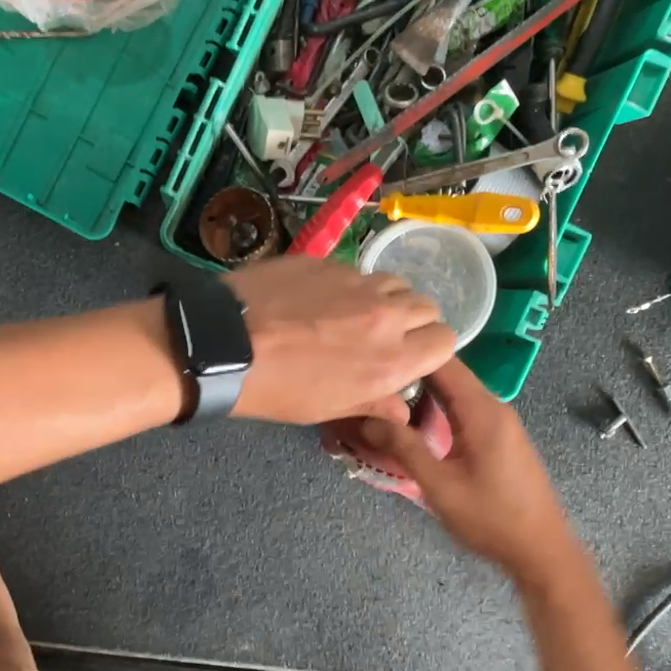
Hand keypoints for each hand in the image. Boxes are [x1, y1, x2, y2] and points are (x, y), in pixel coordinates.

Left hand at [224, 256, 457, 425]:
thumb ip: (374, 403)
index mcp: (392, 360)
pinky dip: (348, 284)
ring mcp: (357, 282)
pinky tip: (318, 297)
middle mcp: (386, 316)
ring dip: (385, 297)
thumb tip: (401, 408)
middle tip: (381, 334)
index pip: (446, 341)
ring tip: (354, 312)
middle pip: (427, 306)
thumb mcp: (327, 409)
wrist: (224, 344)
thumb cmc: (276, 388)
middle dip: (412, 320)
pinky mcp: (328, 261)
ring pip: (394, 281)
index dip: (430, 349)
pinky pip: (355, 269)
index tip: (409, 355)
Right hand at [356, 358, 572, 573]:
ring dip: (423, 395)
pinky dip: (439, 411)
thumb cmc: (491, 518)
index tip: (375, 357)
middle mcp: (495, 408)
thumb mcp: (439, 486)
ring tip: (384, 403)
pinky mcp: (500, 440)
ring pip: (456, 395)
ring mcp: (501, 424)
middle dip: (411, 375)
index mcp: (483, 411)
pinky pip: (464, 412)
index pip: (444, 362)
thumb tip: (368, 419)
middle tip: (370, 383)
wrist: (542, 552)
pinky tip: (414, 427)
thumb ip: (404, 448)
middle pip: (449, 376)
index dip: (409, 353)